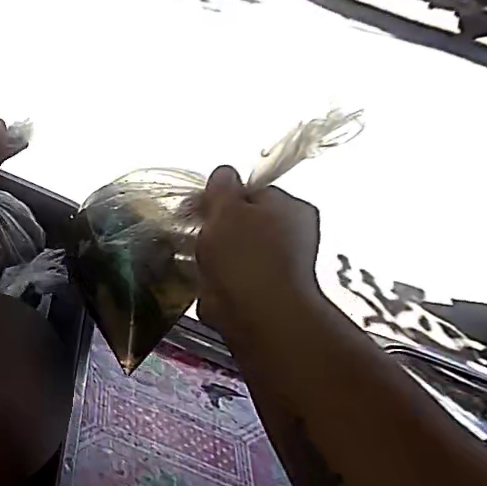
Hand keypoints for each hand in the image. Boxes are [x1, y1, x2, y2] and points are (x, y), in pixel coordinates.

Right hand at [195, 165, 323, 342]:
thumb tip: (224, 172)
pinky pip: (234, 276)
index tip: (198, 208)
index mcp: (291, 207)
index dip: (222, 197)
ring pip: (237, 251)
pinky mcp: (263, 292)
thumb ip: (222, 188)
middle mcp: (292, 234)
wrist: (256, 313)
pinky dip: (219, 279)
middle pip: (245, 221)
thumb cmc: (243, 255)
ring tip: (196, 260)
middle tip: (193, 233)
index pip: (253, 191)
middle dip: (217, 227)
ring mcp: (280, 266)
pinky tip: (206, 282)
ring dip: (215, 255)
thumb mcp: (226, 210)